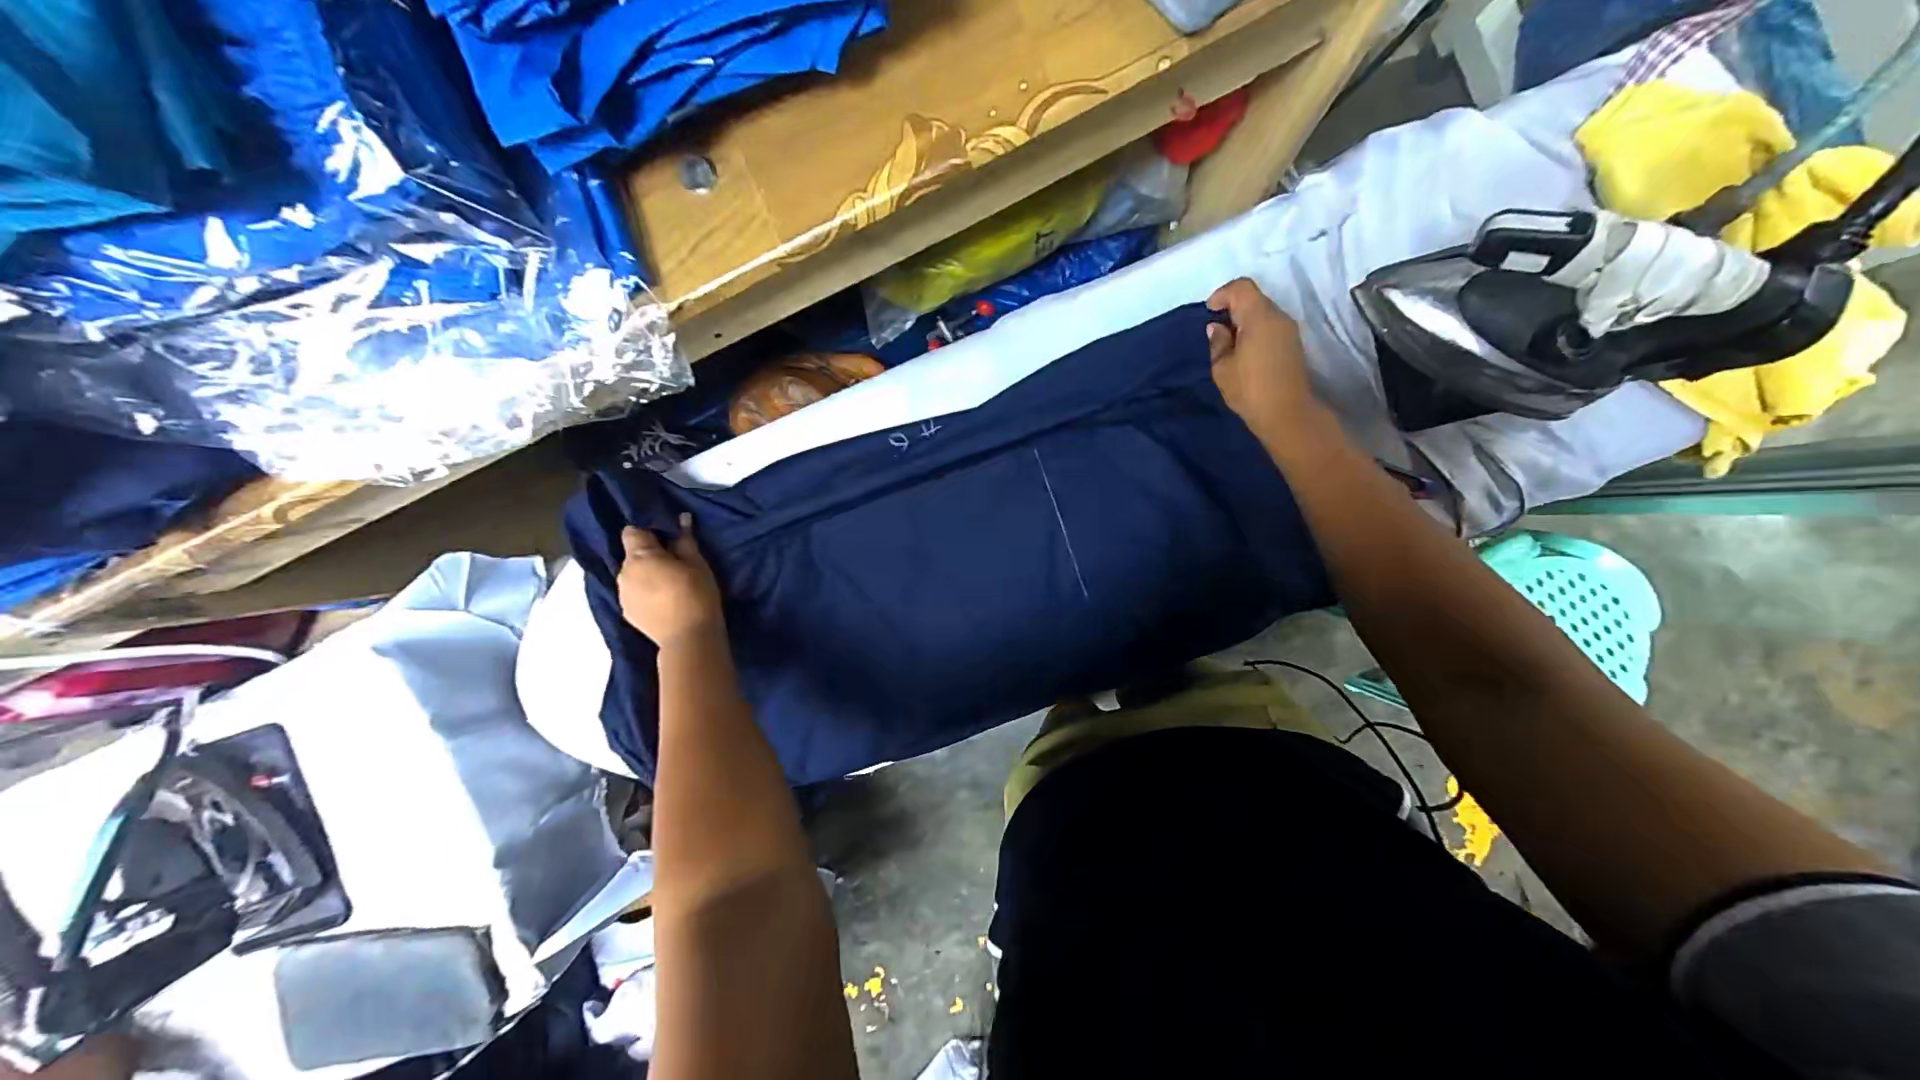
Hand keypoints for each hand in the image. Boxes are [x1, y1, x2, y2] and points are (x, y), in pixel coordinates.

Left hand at [617, 513, 723, 647]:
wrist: (689, 638)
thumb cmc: (696, 594)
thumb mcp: (697, 563)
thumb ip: (685, 540)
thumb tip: (681, 519)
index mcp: (639, 556)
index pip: (632, 531)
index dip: (649, 532)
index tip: (668, 540)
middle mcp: (623, 572)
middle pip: (632, 554)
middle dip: (649, 555)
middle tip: (674, 565)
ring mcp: (622, 594)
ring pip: (632, 575)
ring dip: (646, 575)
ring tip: (668, 586)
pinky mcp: (626, 612)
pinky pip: (633, 593)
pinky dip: (644, 593)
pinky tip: (662, 603)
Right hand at [1205, 278, 1320, 435]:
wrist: (1287, 413)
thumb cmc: (1250, 390)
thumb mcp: (1223, 368)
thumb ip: (1219, 342)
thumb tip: (1217, 327)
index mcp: (1259, 318)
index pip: (1242, 287)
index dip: (1222, 294)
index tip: (1209, 311)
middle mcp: (1278, 316)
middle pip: (1253, 297)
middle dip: (1232, 306)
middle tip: (1216, 327)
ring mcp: (1288, 329)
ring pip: (1263, 310)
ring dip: (1244, 318)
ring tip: (1228, 341)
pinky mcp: (1292, 342)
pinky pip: (1270, 323)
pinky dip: (1254, 327)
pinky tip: (1243, 349)